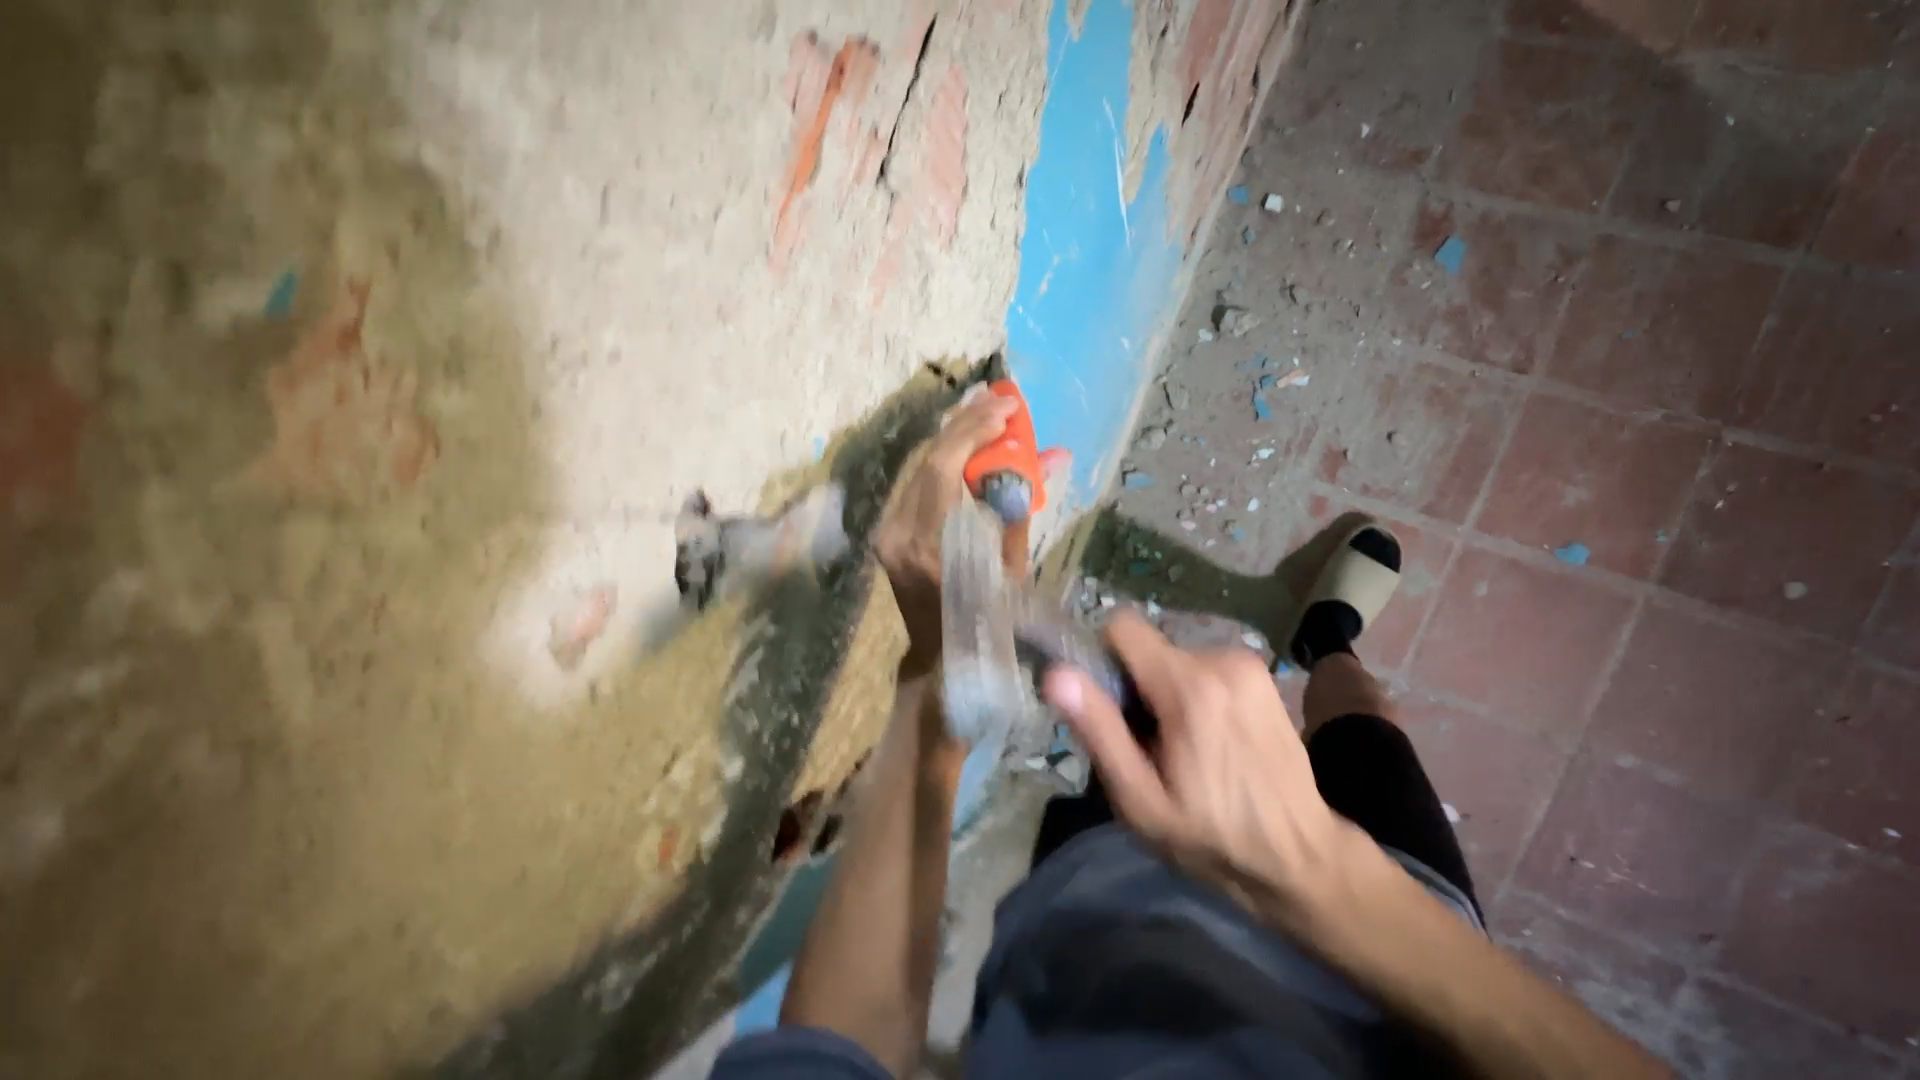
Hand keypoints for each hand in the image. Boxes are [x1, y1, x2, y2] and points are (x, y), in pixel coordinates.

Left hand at [873, 388, 1021, 672]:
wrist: (940, 659)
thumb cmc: (987, 624)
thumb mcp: (1012, 568)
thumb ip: (1020, 507)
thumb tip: (1051, 456)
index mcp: (928, 547)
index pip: (941, 470)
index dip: (973, 432)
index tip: (1007, 408)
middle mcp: (897, 535)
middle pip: (926, 461)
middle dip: (966, 425)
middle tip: (1000, 399)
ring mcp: (886, 534)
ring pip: (919, 468)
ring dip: (954, 438)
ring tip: (987, 410)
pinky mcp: (886, 534)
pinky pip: (916, 486)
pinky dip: (943, 461)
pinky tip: (966, 441)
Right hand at [1042, 614, 1356, 914]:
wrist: (1300, 859)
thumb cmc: (1211, 838)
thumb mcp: (1140, 799)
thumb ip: (1099, 730)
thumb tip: (1056, 674)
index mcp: (1189, 686)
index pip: (1122, 628)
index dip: (1103, 663)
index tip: (1110, 711)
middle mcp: (1222, 660)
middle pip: (1148, 651)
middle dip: (1136, 690)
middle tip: (1149, 749)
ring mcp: (1249, 666)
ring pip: (1175, 660)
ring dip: (1166, 695)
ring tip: (1182, 752)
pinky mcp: (1262, 676)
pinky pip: (1204, 669)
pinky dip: (1195, 696)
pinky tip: (1210, 744)